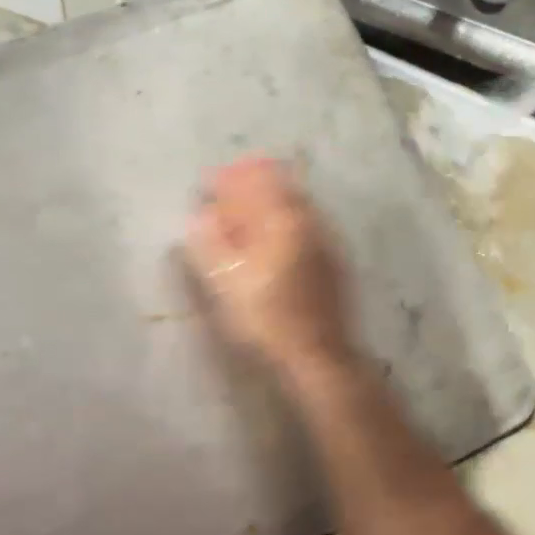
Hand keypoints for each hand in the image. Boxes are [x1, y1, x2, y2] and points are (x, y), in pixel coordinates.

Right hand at [183, 158, 358, 384]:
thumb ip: (210, 244)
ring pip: (295, 208)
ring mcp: (327, 242)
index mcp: (285, 219)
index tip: (209, 182)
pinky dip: (283, 226)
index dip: (230, 177)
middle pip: (281, 188)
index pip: (257, 178)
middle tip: (225, 197)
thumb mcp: (227, 283)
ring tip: (243, 221)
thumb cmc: (267, 320)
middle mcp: (311, 221)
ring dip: (268, 206)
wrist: (318, 357)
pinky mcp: (334, 264)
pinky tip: (270, 246)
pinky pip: (304, 229)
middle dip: (250, 186)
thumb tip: (200, 217)